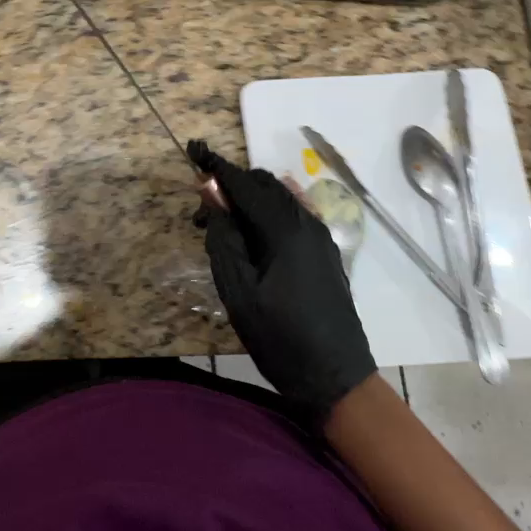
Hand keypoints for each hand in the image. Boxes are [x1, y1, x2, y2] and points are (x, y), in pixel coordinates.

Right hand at [189, 140, 375, 424]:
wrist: (336, 378)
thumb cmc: (280, 338)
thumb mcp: (238, 290)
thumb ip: (224, 236)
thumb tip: (210, 191)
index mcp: (285, 229)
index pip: (245, 184)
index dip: (217, 168)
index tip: (194, 152)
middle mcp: (307, 222)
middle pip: (265, 185)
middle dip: (232, 187)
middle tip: (203, 214)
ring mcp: (320, 236)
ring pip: (281, 198)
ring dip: (250, 200)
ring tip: (224, 228)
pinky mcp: (325, 252)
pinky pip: (294, 214)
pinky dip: (268, 212)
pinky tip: (254, 233)